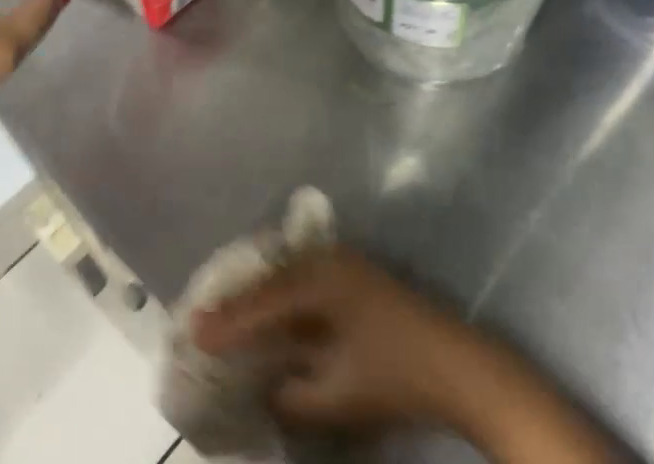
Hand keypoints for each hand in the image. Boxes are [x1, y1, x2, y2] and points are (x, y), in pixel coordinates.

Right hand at [189, 247, 491, 429]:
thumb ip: (287, 392)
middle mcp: (332, 260)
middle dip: (238, 299)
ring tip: (229, 316)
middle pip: (272, 276)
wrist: (463, 369)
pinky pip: (308, 280)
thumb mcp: (333, 395)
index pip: (261, 299)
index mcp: (321, 278)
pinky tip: (272, 317)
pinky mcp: (361, 278)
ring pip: (290, 275)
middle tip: (203, 319)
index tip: (190, 332)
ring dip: (261, 296)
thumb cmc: (396, 377)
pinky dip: (284, 298)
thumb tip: (263, 385)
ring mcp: (350, 264)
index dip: (225, 320)